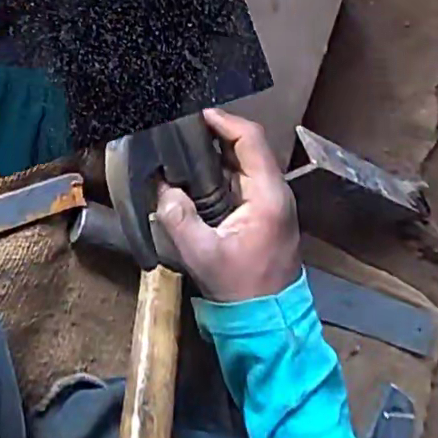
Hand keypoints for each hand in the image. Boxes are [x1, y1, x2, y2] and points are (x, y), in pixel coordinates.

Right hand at [153, 109, 301, 302]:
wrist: (266, 322)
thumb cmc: (240, 287)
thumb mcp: (203, 255)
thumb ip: (179, 218)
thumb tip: (163, 187)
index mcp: (268, 196)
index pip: (251, 139)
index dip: (223, 120)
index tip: (194, 115)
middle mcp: (273, 191)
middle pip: (246, 143)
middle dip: (213, 130)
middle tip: (179, 127)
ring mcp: (268, 200)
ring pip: (241, 157)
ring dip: (213, 147)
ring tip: (180, 142)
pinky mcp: (259, 209)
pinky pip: (237, 173)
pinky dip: (215, 164)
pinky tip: (190, 167)